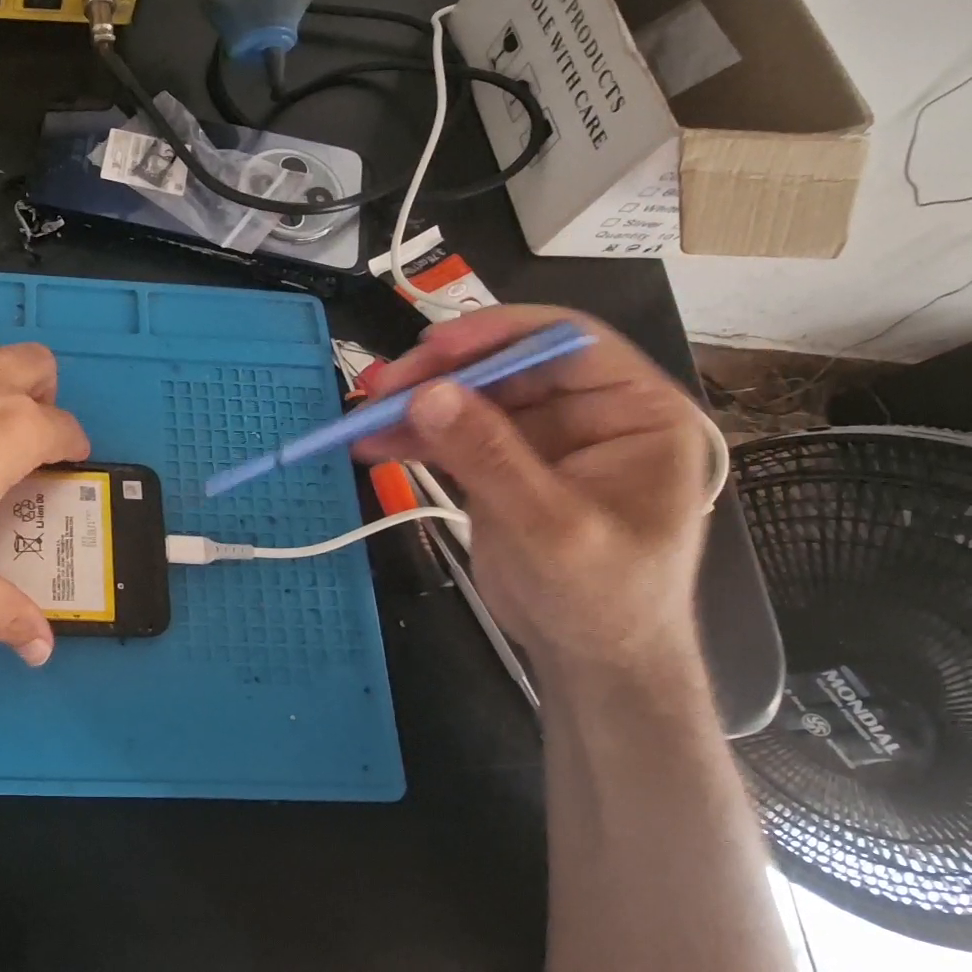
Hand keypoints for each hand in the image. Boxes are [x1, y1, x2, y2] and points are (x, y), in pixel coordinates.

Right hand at [355, 306, 712, 674]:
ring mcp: (538, 440)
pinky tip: (372, 443)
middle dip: (440, 374)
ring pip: (469, 398)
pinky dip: (410, 437)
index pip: (566, 343)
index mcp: (632, 412)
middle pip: (504, 367)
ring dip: (414, 404)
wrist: (589, 659)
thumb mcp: (549, 525)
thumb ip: (490, 457)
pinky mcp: (500, 465)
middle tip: (382, 387)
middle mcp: (587, 414)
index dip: (498, 334)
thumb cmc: (601, 596)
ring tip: (362, 415)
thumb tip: (428, 395)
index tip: (432, 348)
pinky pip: (450, 435)